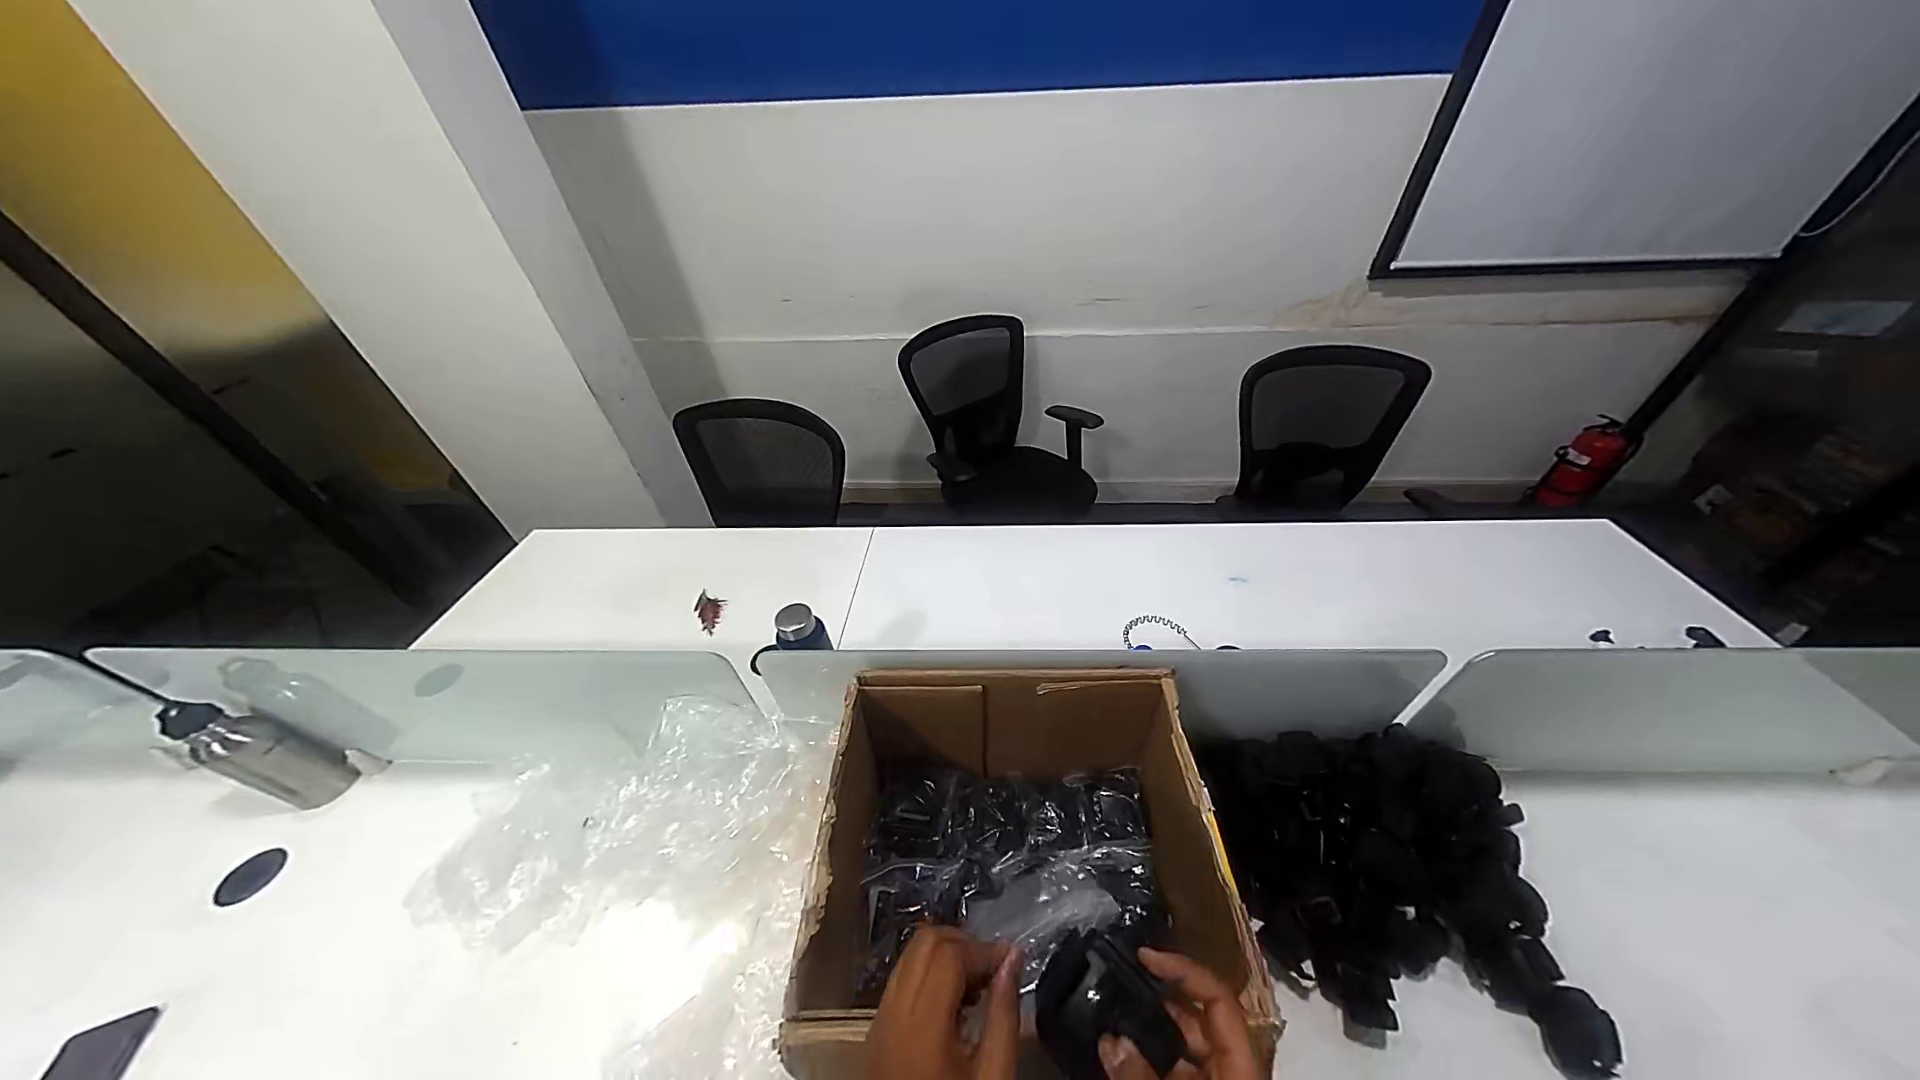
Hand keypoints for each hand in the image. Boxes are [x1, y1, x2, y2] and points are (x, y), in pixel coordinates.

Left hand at [868, 924, 1021, 1079]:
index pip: (949, 953)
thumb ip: (1004, 1014)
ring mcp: (879, 1018)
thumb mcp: (993, 1077)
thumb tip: (1013, 959)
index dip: (983, 949)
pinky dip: (928, 971)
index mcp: (922, 1024)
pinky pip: (902, 977)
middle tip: (994, 969)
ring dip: (946, 954)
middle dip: (964, 943)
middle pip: (925, 941)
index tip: (1011, 960)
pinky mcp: (876, 1029)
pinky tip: (953, 1001)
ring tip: (977, 984)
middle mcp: (893, 1010)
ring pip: (910, 954)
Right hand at [1099, 947, 1261, 1079]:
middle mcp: (1232, 1066)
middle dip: (1159, 996)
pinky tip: (1120, 1054)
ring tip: (1114, 1011)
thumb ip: (1140, 1075)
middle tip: (1123, 978)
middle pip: (1198, 1016)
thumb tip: (1108, 1039)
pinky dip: (1152, 1057)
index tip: (1145, 955)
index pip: (1218, 996)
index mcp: (1240, 1063)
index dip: (1183, 969)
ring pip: (1185, 1045)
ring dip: (1150, 1027)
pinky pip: (1179, 1069)